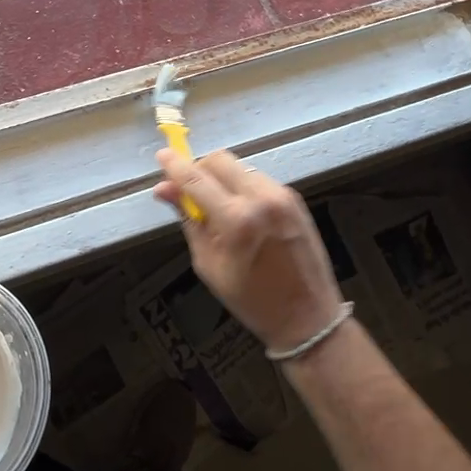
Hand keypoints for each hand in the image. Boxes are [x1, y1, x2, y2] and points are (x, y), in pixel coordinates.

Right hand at [153, 149, 344, 354]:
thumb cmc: (252, 299)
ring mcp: (281, 195)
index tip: (162, 154)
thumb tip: (164, 189)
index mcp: (237, 220)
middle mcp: (261, 198)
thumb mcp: (209, 264)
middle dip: (199, 168)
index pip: (196, 178)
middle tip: (190, 190)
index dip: (175, 164)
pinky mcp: (293, 198)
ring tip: (217, 205)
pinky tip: (241, 211)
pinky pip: (257, 179)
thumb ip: (188, 220)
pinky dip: (241, 186)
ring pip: (240, 166)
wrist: (308, 317)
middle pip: (220, 159)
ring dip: (221, 177)